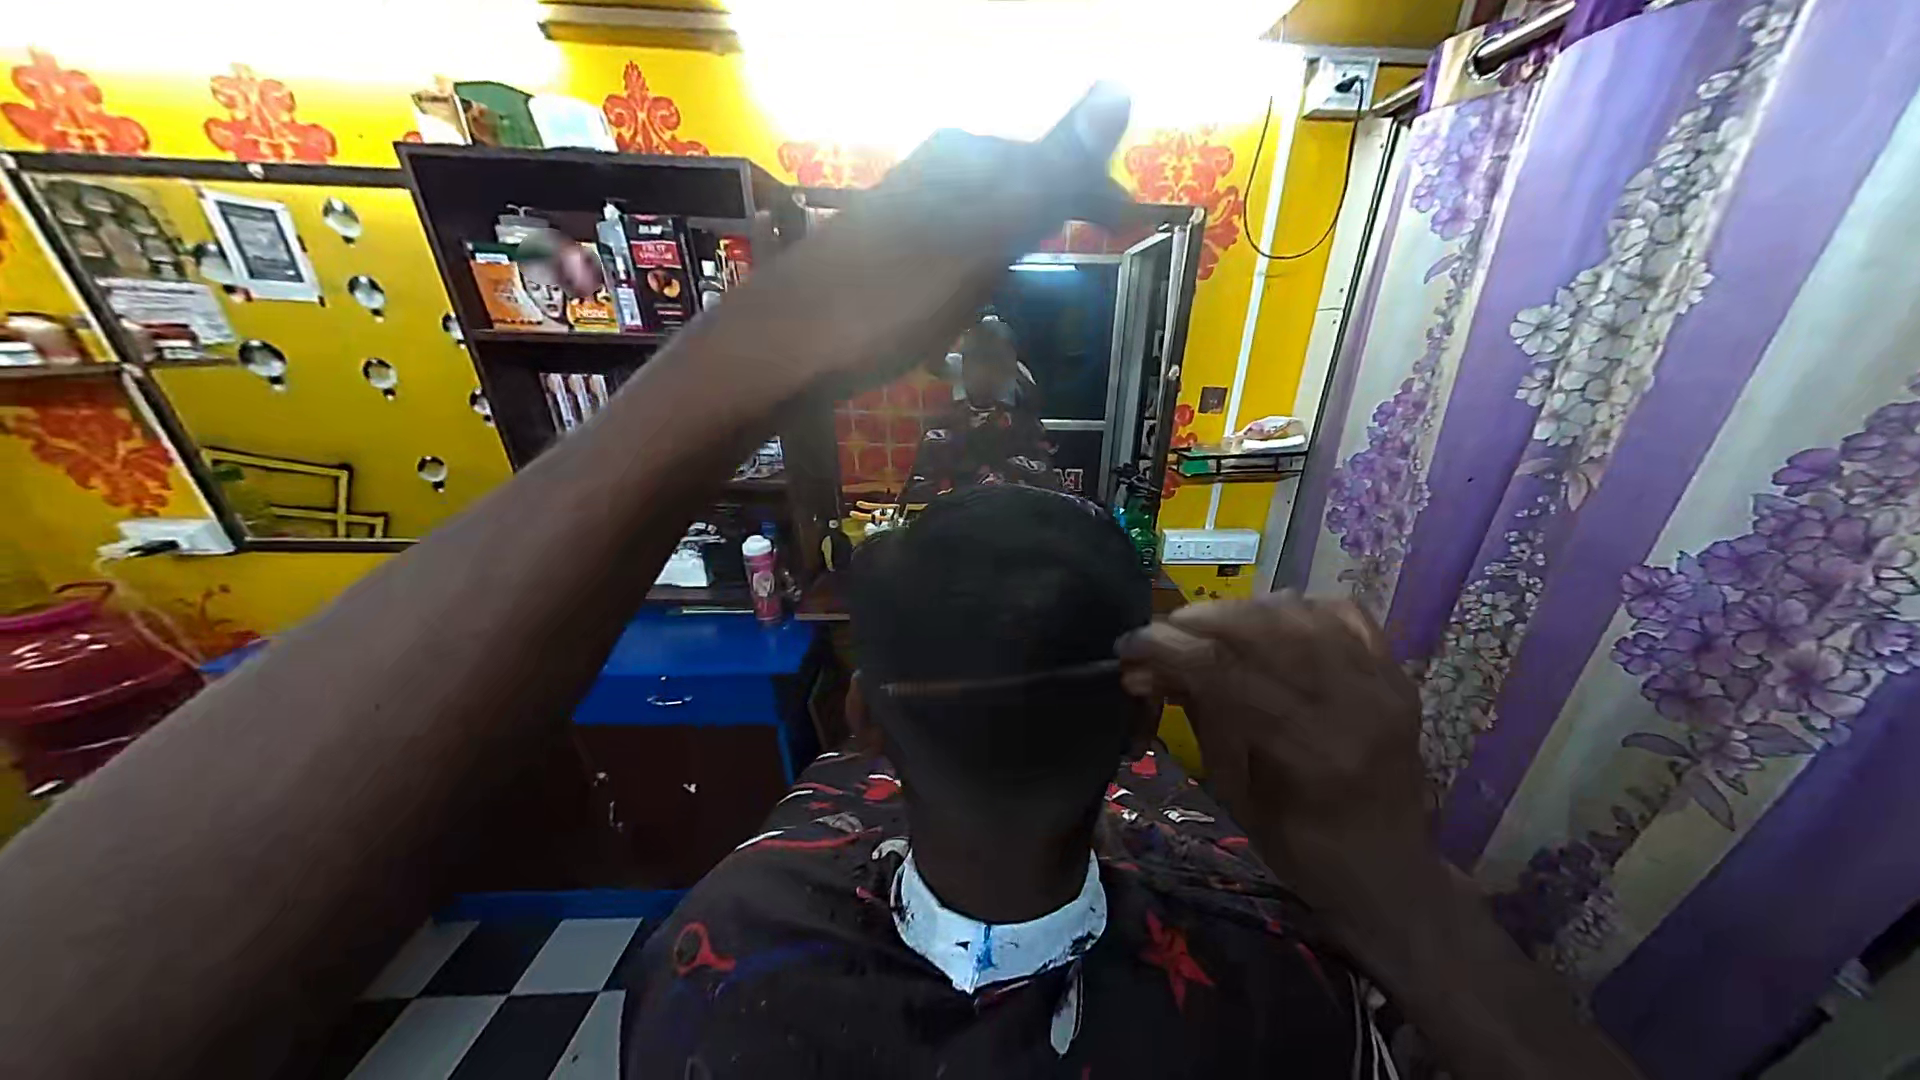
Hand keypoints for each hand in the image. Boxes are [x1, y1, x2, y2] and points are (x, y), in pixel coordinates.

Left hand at [704, 85, 1134, 397]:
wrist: (784, 350)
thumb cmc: (887, 298)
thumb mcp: (978, 237)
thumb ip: (1046, 174)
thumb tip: (1121, 86)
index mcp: (959, 161)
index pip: (1049, 159)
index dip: (1093, 191)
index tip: (1129, 227)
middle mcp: (929, 179)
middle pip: (1014, 190)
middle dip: (1054, 224)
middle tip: (1087, 261)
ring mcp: (903, 222)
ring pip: (980, 229)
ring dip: (1014, 257)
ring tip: (1037, 292)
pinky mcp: (884, 265)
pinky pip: (950, 263)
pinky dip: (974, 284)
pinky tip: (971, 310)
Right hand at [1116, 591, 1428, 907]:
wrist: (1389, 872)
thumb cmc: (1300, 847)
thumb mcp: (1232, 790)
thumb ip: (1198, 715)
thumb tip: (1146, 668)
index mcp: (1306, 749)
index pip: (1220, 668)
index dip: (1164, 646)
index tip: (1127, 646)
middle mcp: (1350, 704)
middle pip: (1258, 627)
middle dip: (1194, 621)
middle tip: (1160, 634)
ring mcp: (1380, 682)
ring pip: (1295, 611)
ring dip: (1237, 610)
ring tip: (1204, 627)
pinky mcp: (1394, 672)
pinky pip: (1339, 612)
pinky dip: (1294, 608)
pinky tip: (1266, 623)